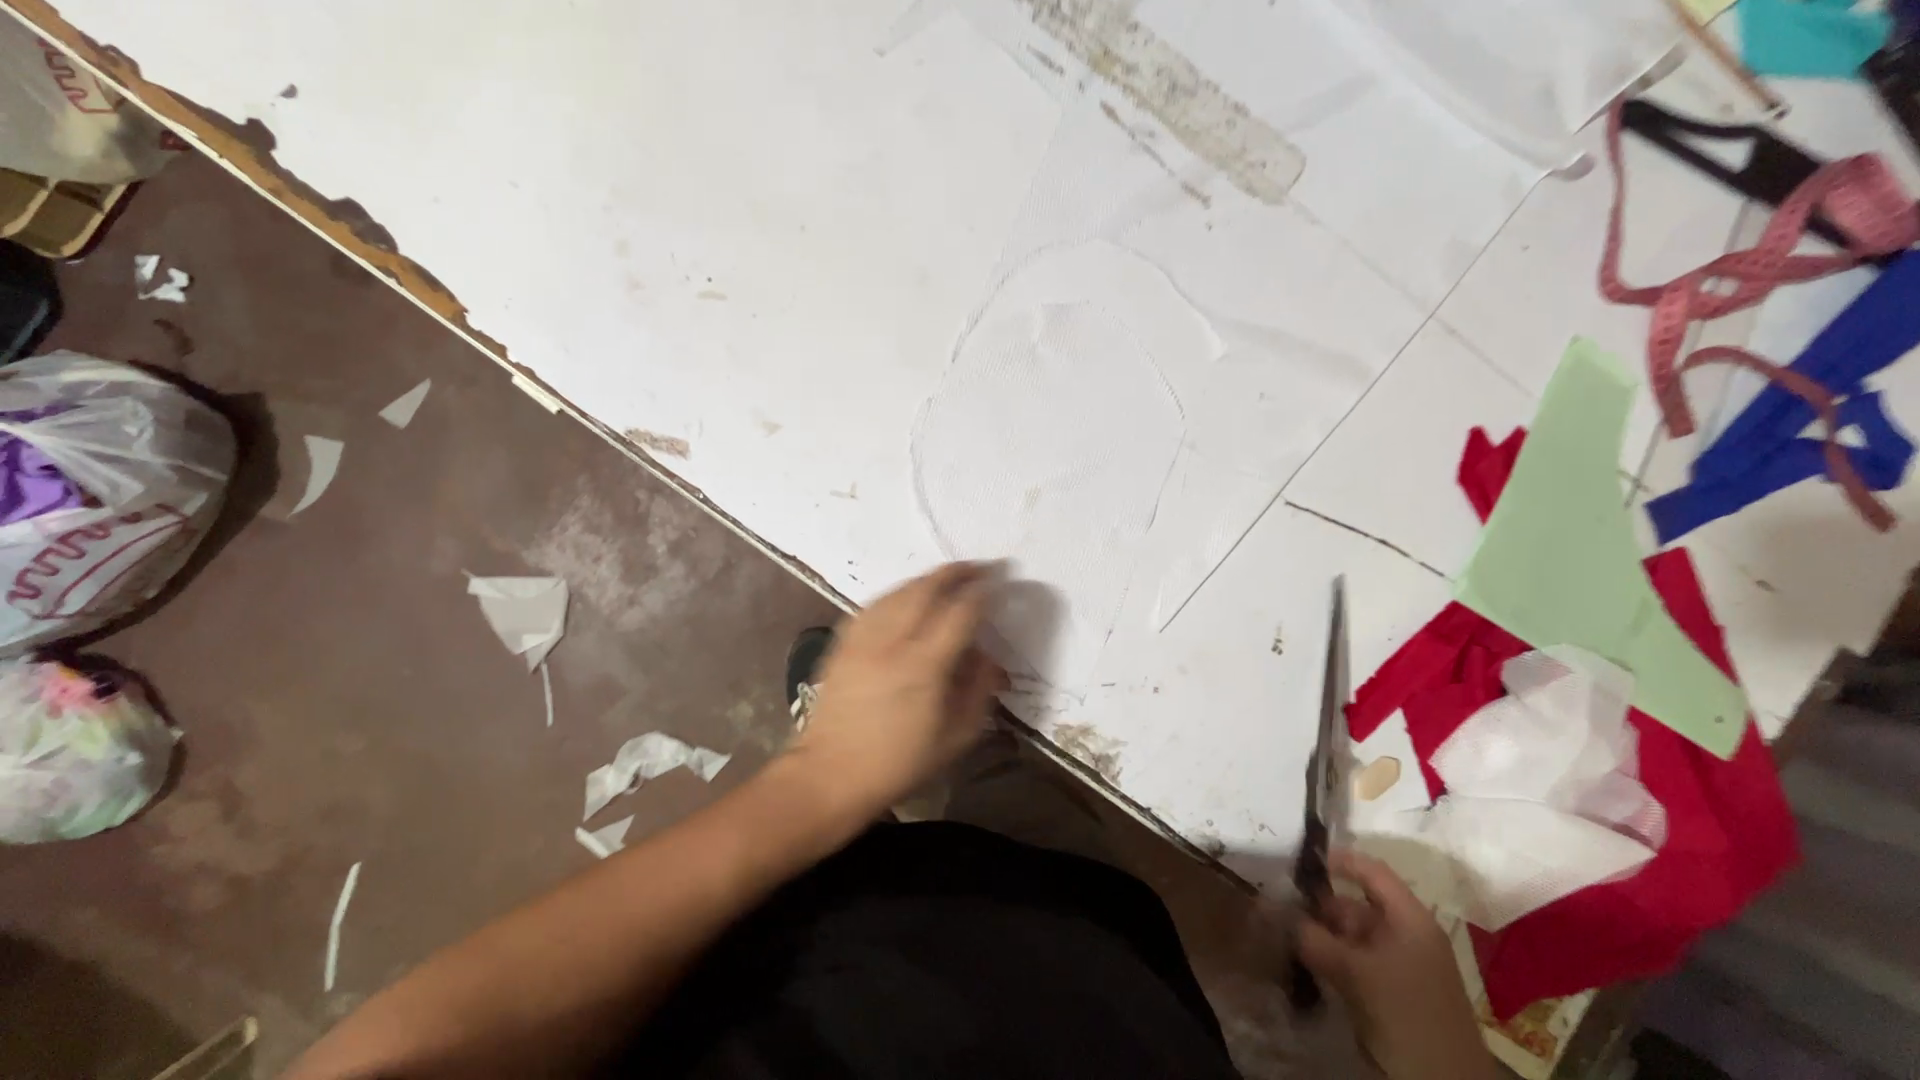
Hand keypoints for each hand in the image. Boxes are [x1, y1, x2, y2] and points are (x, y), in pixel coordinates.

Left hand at [783, 562, 1006, 815]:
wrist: (831, 773)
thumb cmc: (899, 763)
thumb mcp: (956, 736)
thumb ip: (979, 689)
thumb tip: (989, 656)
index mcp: (924, 665)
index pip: (961, 612)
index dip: (984, 592)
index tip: (1001, 582)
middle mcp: (892, 641)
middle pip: (927, 589)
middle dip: (956, 573)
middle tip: (979, 567)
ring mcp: (862, 638)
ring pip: (898, 591)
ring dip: (926, 579)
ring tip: (947, 578)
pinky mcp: (842, 642)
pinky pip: (873, 604)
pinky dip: (896, 593)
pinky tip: (906, 597)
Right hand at [1299, 852, 1495, 1079]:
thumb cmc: (1407, 1014)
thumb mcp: (1357, 974)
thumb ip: (1315, 940)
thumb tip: (1279, 915)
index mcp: (1410, 920)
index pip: (1373, 873)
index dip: (1339, 861)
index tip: (1300, 861)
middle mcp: (1404, 936)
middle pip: (1356, 906)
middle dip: (1318, 906)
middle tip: (1276, 905)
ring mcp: (1397, 966)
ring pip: (1350, 938)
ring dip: (1318, 935)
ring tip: (1280, 934)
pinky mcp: (1388, 994)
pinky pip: (1352, 964)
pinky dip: (1327, 960)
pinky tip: (1300, 964)